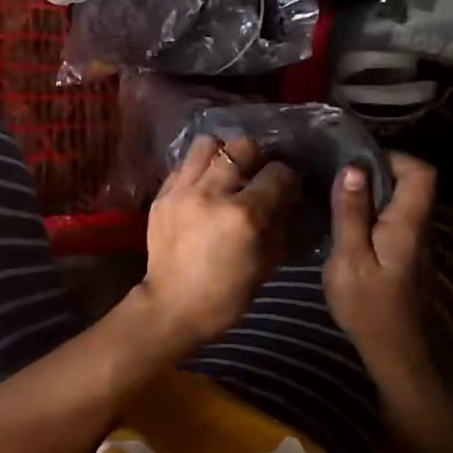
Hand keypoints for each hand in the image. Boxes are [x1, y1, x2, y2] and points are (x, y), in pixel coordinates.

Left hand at [138, 136, 296, 351]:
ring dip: (222, 154)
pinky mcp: (162, 196)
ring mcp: (182, 191)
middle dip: (256, 157)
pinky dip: (197, 170)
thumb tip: (290, 197)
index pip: (277, 172)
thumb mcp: (267, 262)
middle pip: (242, 147)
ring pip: (207, 144)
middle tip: (255, 173)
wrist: (173, 307)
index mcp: (244, 214)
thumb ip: (281, 223)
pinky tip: (202, 189)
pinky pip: (184, 165)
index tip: (285, 185)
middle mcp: (212, 193)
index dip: (286, 177)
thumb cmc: (227, 294)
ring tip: (225, 173)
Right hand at [325, 152, 436, 364]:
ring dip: (375, 195)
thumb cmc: (369, 308)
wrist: (396, 355)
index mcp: (408, 224)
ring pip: (403, 204)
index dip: (395, 157)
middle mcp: (420, 229)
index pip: (422, 173)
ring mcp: (416, 245)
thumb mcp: (350, 259)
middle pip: (413, 185)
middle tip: (341, 178)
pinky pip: (395, 222)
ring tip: (339, 198)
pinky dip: (375, 215)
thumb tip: (353, 168)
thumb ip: (352, 213)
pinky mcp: (408, 259)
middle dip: (379, 173)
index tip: (360, 161)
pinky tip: (348, 227)